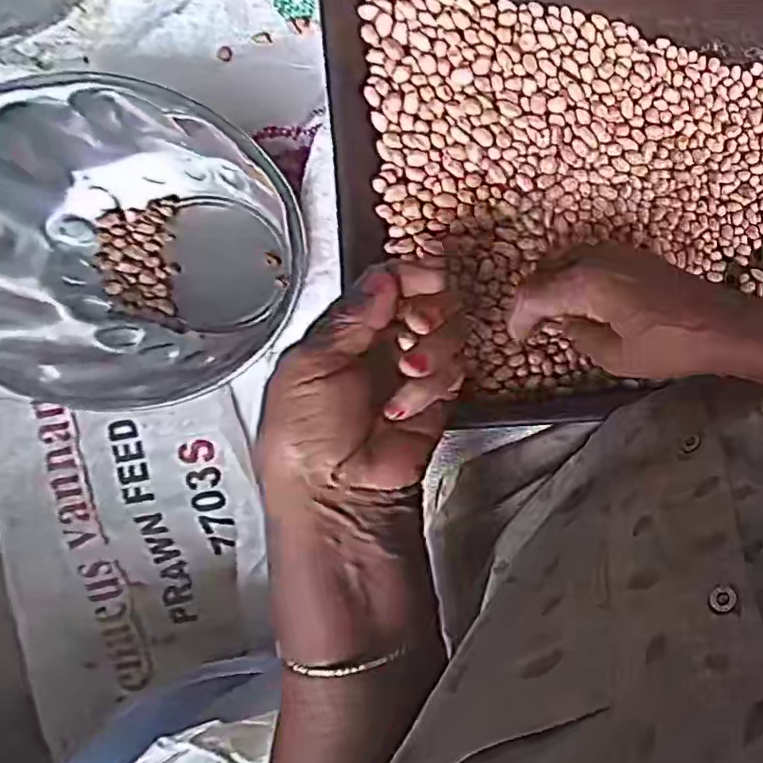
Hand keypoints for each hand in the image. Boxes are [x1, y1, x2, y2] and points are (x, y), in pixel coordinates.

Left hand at [257, 260, 466, 503]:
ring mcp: (417, 369)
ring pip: (450, 336)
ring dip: (431, 354)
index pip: (390, 285)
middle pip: (431, 304)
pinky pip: (456, 372)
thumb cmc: (305, 435)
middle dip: (429, 314)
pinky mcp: (442, 395)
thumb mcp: (308, 365)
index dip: (412, 275)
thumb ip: (351, 318)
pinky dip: (433, 387)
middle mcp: (385, 344)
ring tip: (404, 378)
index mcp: (347, 329)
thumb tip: (385, 278)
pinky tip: (405, 408)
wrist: (338, 488)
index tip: (430, 274)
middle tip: (415, 328)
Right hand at [506, 243, 762, 379]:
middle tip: (533, 326)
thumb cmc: (673, 346)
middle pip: (548, 270)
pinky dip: (581, 277)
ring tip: (557, 315)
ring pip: (571, 260)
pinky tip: (589, 301)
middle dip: (535, 298)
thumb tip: (568, 325)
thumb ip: (582, 338)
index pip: (534, 294)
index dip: (519, 318)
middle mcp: (598, 257)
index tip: (519, 339)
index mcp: (586, 281)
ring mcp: (622, 253)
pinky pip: (595, 260)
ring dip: (557, 284)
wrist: (726, 326)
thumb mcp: (619, 357)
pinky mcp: (641, 258)